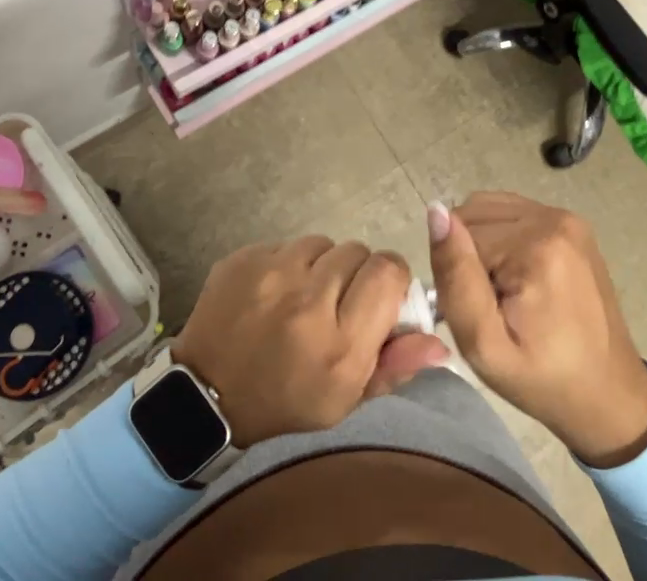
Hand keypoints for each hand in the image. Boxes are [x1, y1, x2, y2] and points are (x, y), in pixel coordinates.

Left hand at [174, 236, 411, 446]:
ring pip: (321, 244)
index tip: (380, 297)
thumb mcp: (346, 400)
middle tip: (340, 301)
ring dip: (322, 265)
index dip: (391, 279)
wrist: (207, 396)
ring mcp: (270, 273)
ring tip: (306, 295)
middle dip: (357, 273)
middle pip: (357, 251)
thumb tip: (439, 341)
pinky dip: (288, 264)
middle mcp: (308, 298)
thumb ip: (395, 366)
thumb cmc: (286, 402)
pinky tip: (276, 293)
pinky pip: (284, 245)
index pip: (388, 271)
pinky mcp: (243, 259)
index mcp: (340, 341)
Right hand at [427, 192, 646, 467]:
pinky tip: (516, 279)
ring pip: (487, 211)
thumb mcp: (484, 344)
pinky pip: (510, 215)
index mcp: (536, 245)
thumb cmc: (542, 379)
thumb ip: (455, 276)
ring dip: (482, 247)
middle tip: (489, 307)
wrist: (608, 394)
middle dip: (468, 257)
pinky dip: (500, 241)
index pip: (458, 234)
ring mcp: (567, 218)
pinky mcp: (572, 225)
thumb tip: (436, 213)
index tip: (478, 312)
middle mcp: (554, 218)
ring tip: (503, 294)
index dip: (455, 274)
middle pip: (472, 217)